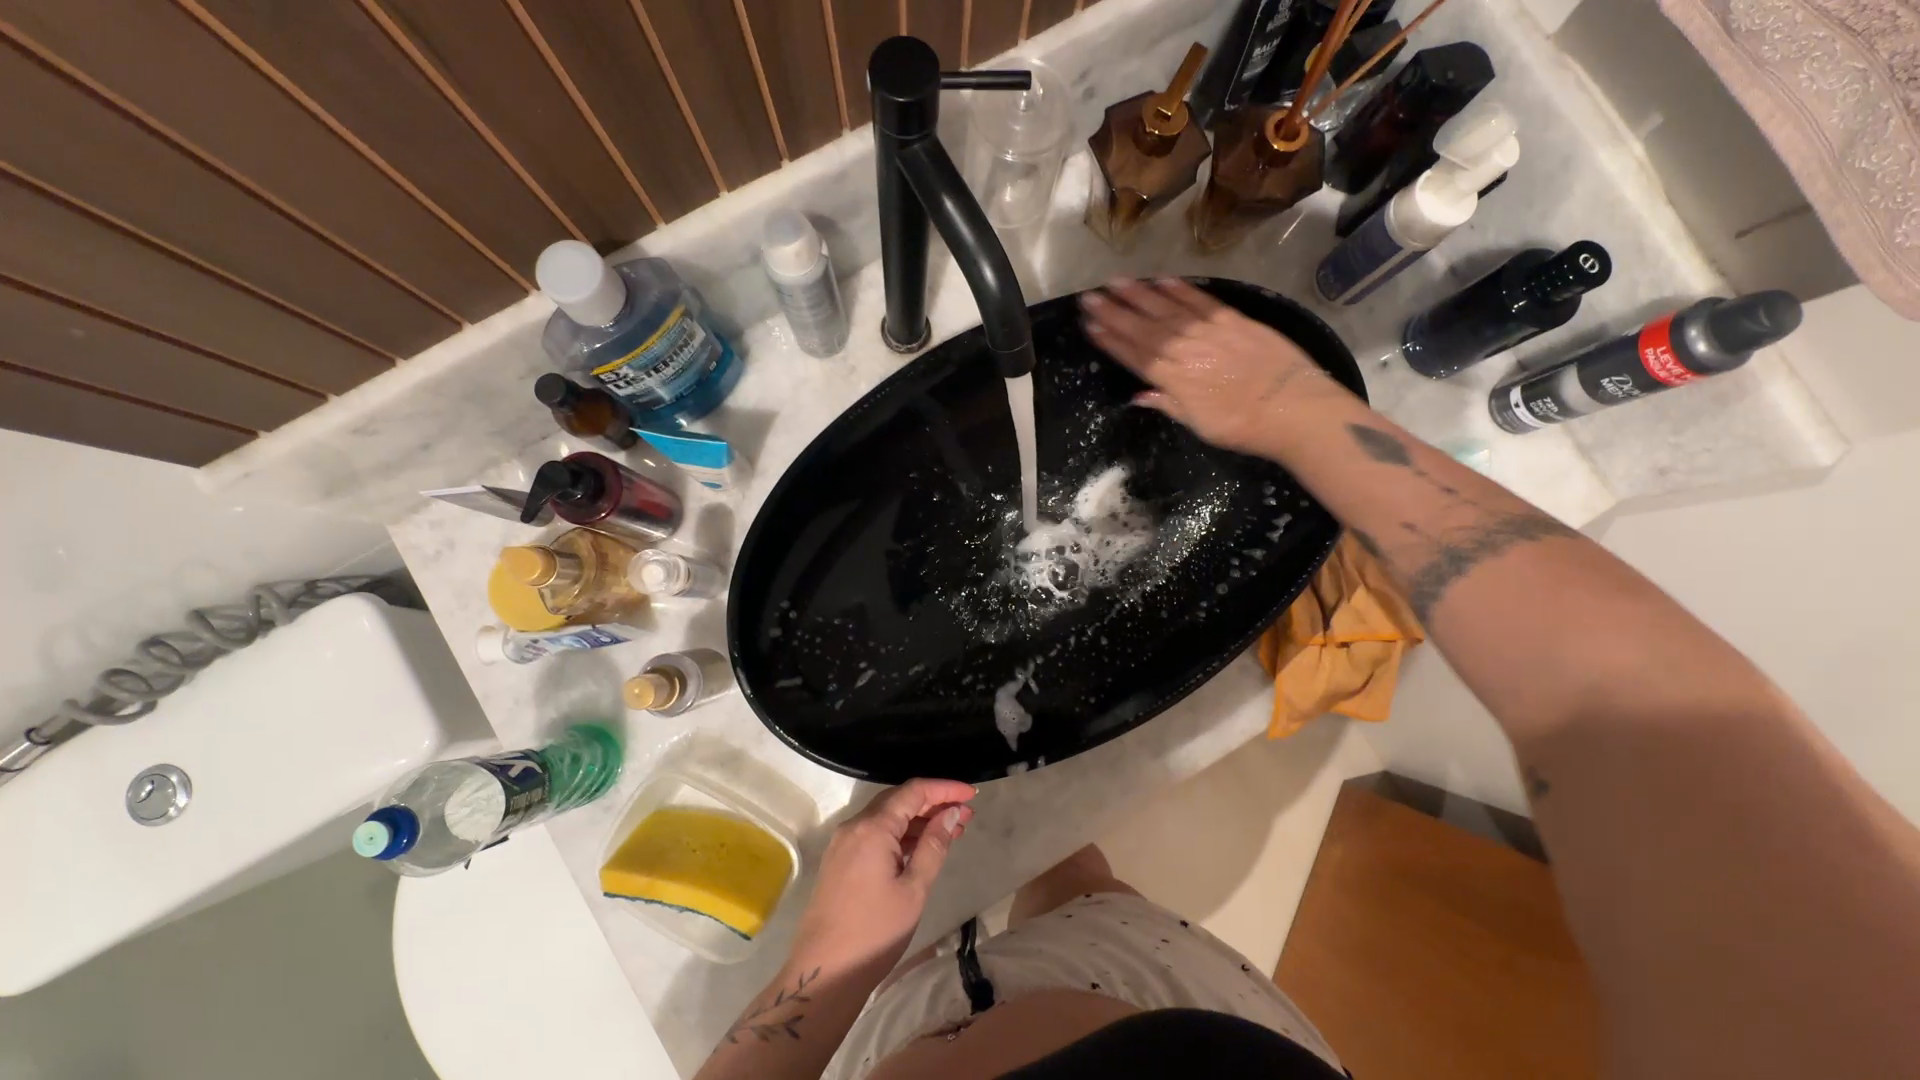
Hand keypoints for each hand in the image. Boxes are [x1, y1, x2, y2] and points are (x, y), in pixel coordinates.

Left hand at [794, 779, 976, 974]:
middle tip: (966, 816)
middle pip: (898, 800)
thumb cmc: (875, 931)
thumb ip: (934, 846)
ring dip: (918, 821)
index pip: (914, 791)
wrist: (825, 970)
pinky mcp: (840, 861)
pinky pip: (874, 835)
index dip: (945, 789)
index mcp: (872, 828)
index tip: (972, 795)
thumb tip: (951, 814)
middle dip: (933, 803)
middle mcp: (854, 826)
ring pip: (886, 818)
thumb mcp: (914, 889)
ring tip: (952, 832)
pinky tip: (922, 848)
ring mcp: (844, 843)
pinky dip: (900, 836)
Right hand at [1080, 278, 1330, 455]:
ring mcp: (1211, 332)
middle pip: (1144, 329)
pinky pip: (1201, 302)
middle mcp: (1187, 351)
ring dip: (1140, 295)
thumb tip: (1138, 396)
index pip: (1135, 356)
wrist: (1295, 410)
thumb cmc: (1245, 427)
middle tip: (1090, 297)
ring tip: (1116, 281)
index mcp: (1175, 381)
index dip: (1111, 340)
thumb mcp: (1200, 425)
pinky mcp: (1235, 320)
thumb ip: (1168, 406)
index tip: (1090, 325)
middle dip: (1115, 312)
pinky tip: (1162, 280)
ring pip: (1168, 310)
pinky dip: (1181, 290)